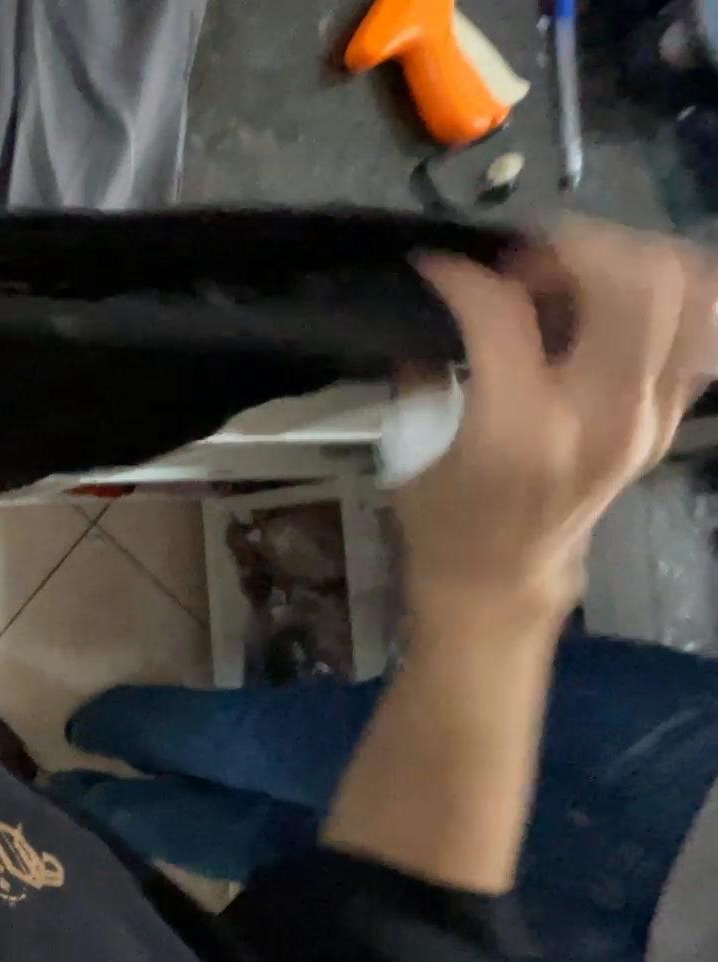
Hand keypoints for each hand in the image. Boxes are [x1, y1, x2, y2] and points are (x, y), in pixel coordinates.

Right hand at [404, 218, 715, 624]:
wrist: (500, 571)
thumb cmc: (441, 518)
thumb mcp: (412, 451)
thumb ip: (429, 381)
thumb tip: (440, 327)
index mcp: (515, 429)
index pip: (506, 318)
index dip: (466, 280)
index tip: (438, 267)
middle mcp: (599, 414)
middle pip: (633, 284)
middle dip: (571, 251)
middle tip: (519, 263)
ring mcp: (650, 413)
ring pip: (689, 293)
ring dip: (629, 263)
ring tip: (572, 273)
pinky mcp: (670, 413)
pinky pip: (698, 328)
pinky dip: (664, 295)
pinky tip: (609, 301)